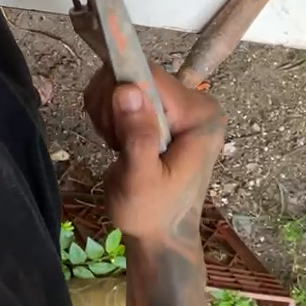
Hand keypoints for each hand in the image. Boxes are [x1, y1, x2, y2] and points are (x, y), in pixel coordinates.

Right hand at [85, 67, 223, 243]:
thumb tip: (126, 89)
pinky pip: (116, 90)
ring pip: (119, 79)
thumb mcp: (142, 180)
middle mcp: (193, 101)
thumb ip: (138, 136)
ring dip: (106, 111)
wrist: (158, 234)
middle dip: (111, 105)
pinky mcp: (158, 108)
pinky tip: (116, 139)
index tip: (115, 131)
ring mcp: (175, 103)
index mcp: (200, 115)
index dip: (120, 95)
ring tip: (117, 145)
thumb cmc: (151, 213)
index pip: (148, 75)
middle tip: (115, 142)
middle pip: (132, 72)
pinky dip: (106, 112)